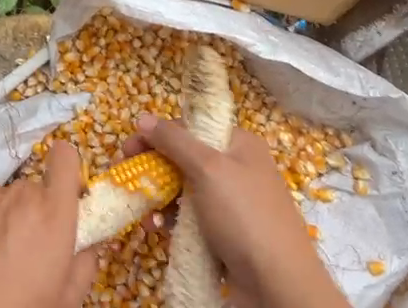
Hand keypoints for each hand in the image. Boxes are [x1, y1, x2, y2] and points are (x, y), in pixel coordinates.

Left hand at [0, 140, 98, 307]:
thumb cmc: (21, 303)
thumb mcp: (68, 296)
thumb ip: (85, 262)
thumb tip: (88, 243)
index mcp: (54, 210)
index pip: (66, 157)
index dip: (68, 170)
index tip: (68, 196)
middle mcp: (22, 192)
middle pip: (38, 189)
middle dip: (39, 212)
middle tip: (33, 248)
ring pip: (11, 198)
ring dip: (12, 217)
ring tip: (2, 254)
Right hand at [127, 114, 348, 307]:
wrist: (280, 289)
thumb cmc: (245, 217)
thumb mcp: (208, 169)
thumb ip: (174, 140)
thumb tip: (143, 118)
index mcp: (239, 145)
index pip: (189, 127)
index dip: (157, 135)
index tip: (128, 149)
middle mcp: (237, 169)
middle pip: (184, 158)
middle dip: (154, 169)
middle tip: (128, 179)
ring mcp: (233, 204)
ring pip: (185, 191)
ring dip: (160, 199)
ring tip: (145, 215)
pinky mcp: (227, 234)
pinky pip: (192, 219)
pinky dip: (173, 222)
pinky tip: (160, 231)